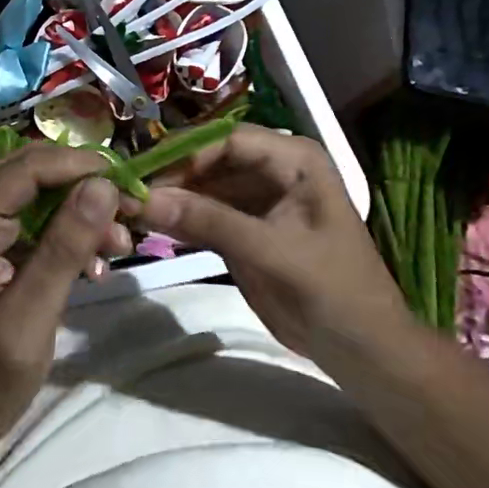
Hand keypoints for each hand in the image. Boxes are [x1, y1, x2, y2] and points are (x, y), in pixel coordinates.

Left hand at [0, 144, 134, 486]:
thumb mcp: (30, 317)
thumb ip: (64, 249)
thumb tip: (104, 187)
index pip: (25, 170)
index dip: (77, 167)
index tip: (128, 182)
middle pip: (36, 172)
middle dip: (86, 184)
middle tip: (131, 207)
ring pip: (46, 192)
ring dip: (87, 210)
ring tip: (121, 245)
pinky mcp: (6, 245)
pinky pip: (48, 219)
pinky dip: (79, 232)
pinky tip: (101, 263)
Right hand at [139, 125, 407, 358]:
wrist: (360, 347)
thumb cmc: (331, 289)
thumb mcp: (271, 251)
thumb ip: (210, 221)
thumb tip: (145, 199)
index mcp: (295, 159)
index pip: (228, 140)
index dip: (184, 153)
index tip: (142, 173)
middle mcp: (274, 170)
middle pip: (211, 160)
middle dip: (173, 176)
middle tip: (127, 195)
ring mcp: (258, 200)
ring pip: (204, 187)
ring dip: (172, 199)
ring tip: (130, 212)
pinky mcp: (246, 228)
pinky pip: (206, 215)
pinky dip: (181, 222)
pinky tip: (151, 229)